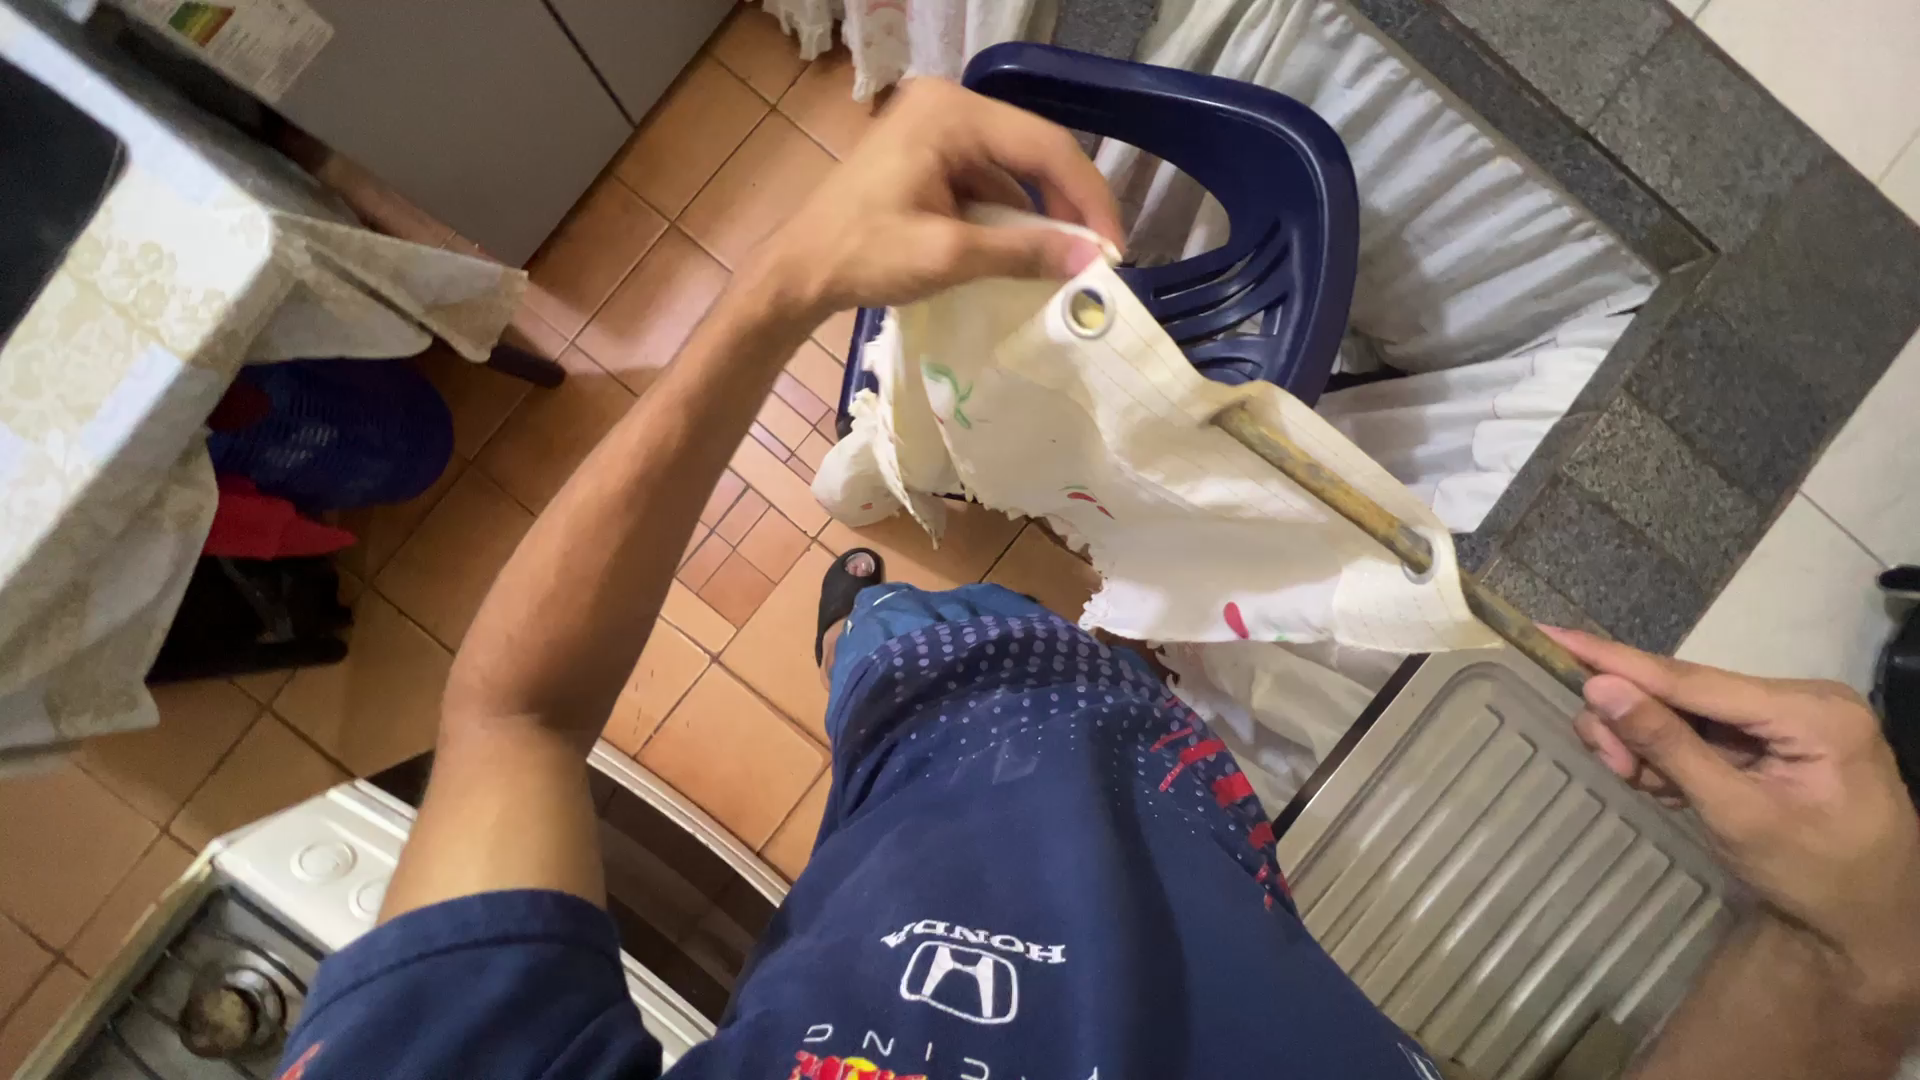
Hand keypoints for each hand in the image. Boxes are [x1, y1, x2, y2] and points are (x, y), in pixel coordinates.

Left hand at [745, 78, 1123, 321]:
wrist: (801, 271)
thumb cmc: (864, 256)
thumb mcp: (949, 255)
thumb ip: (1022, 251)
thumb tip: (1090, 261)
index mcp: (953, 113)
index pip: (1046, 146)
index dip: (1088, 198)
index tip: (1114, 248)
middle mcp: (949, 107)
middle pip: (1032, 152)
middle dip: (1066, 207)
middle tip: (1094, 257)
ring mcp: (937, 131)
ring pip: (1012, 172)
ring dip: (1038, 217)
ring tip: (1063, 262)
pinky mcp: (929, 159)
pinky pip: (986, 185)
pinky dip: (1007, 219)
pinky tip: (1022, 253)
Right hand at [1547, 627, 1919, 1008]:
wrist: (1862, 924)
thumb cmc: (1814, 875)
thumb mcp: (1735, 814)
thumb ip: (1666, 746)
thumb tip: (1597, 687)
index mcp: (1812, 713)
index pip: (1687, 678)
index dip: (1612, 659)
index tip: (1551, 634)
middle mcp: (1796, 699)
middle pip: (1672, 690)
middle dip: (1628, 726)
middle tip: (1614, 768)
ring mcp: (1777, 714)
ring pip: (1667, 708)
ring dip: (1640, 745)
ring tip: (1646, 785)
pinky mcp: (1760, 731)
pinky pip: (1682, 725)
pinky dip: (1658, 753)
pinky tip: (1666, 784)